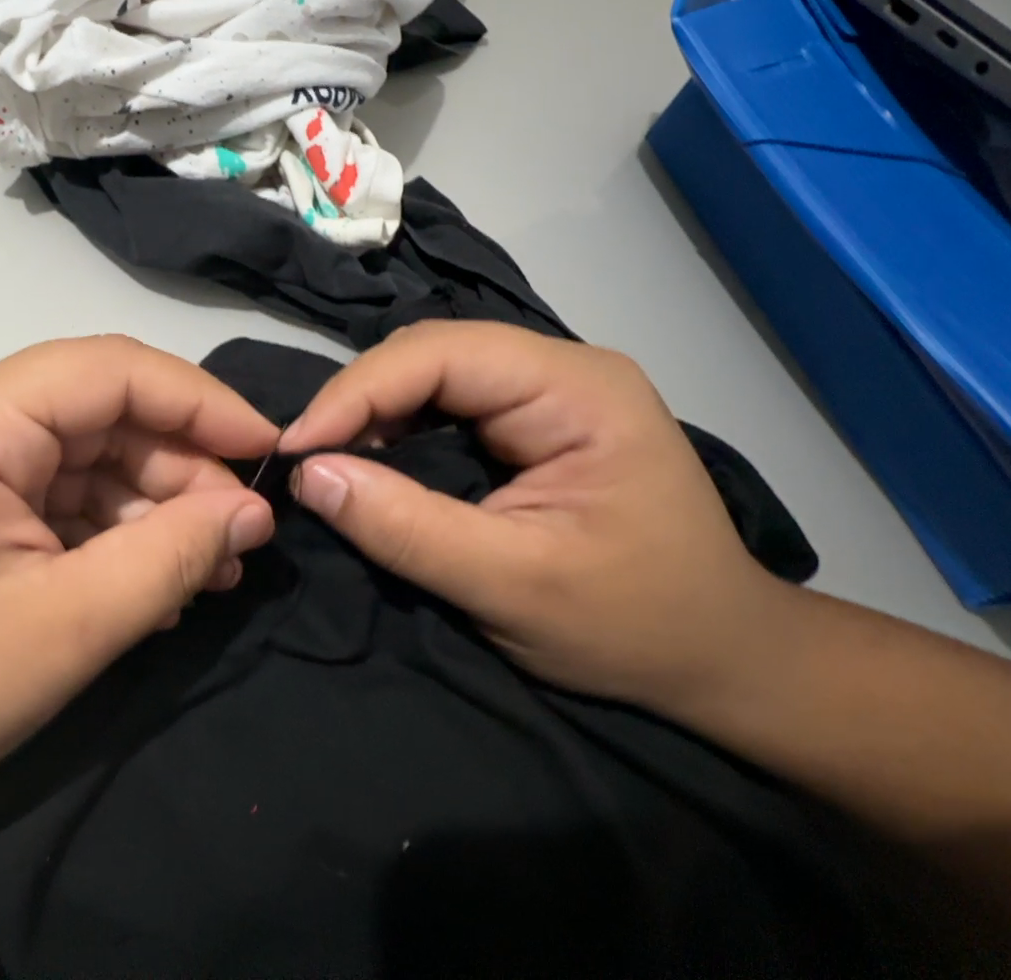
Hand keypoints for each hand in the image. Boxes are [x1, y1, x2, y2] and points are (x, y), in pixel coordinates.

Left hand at [0, 336, 278, 816]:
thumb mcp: (65, 626)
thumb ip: (170, 558)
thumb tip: (251, 512)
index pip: (110, 370)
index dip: (200, 404)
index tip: (269, 453)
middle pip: (102, 414)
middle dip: (180, 473)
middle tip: (241, 542)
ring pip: (87, 460)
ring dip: (152, 511)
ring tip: (209, 574)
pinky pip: (57, 500)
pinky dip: (109, 536)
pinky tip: (152, 586)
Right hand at [279, 320, 791, 707]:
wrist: (716, 657)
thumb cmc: (630, 625)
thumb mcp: (510, 585)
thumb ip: (406, 528)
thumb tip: (305, 474)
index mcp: (577, 391)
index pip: (441, 354)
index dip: (356, 392)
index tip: (294, 450)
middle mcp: (561, 372)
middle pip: (431, 353)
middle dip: (358, 401)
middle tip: (302, 460)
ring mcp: (546, 394)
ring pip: (429, 375)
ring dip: (370, 415)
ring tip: (326, 462)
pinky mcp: (529, 424)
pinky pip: (441, 406)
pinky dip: (393, 432)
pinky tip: (369, 464)